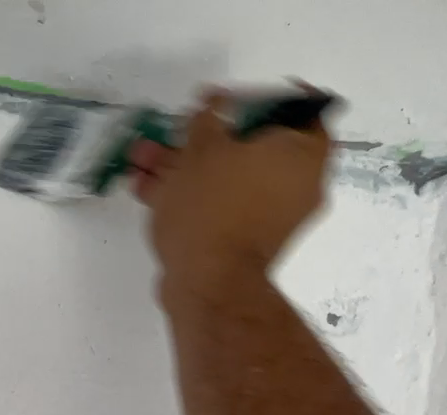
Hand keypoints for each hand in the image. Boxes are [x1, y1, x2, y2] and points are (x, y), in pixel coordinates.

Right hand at [130, 88, 333, 289]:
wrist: (208, 285)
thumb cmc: (213, 208)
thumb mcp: (204, 149)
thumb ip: (209, 118)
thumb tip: (216, 105)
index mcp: (305, 152)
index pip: (295, 107)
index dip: (256, 97)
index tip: (223, 100)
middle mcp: (296, 184)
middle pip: (248, 148)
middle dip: (202, 139)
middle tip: (170, 133)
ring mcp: (268, 217)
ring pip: (225, 180)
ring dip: (183, 168)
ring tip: (142, 162)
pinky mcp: (241, 244)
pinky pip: (218, 208)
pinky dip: (189, 198)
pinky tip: (148, 190)